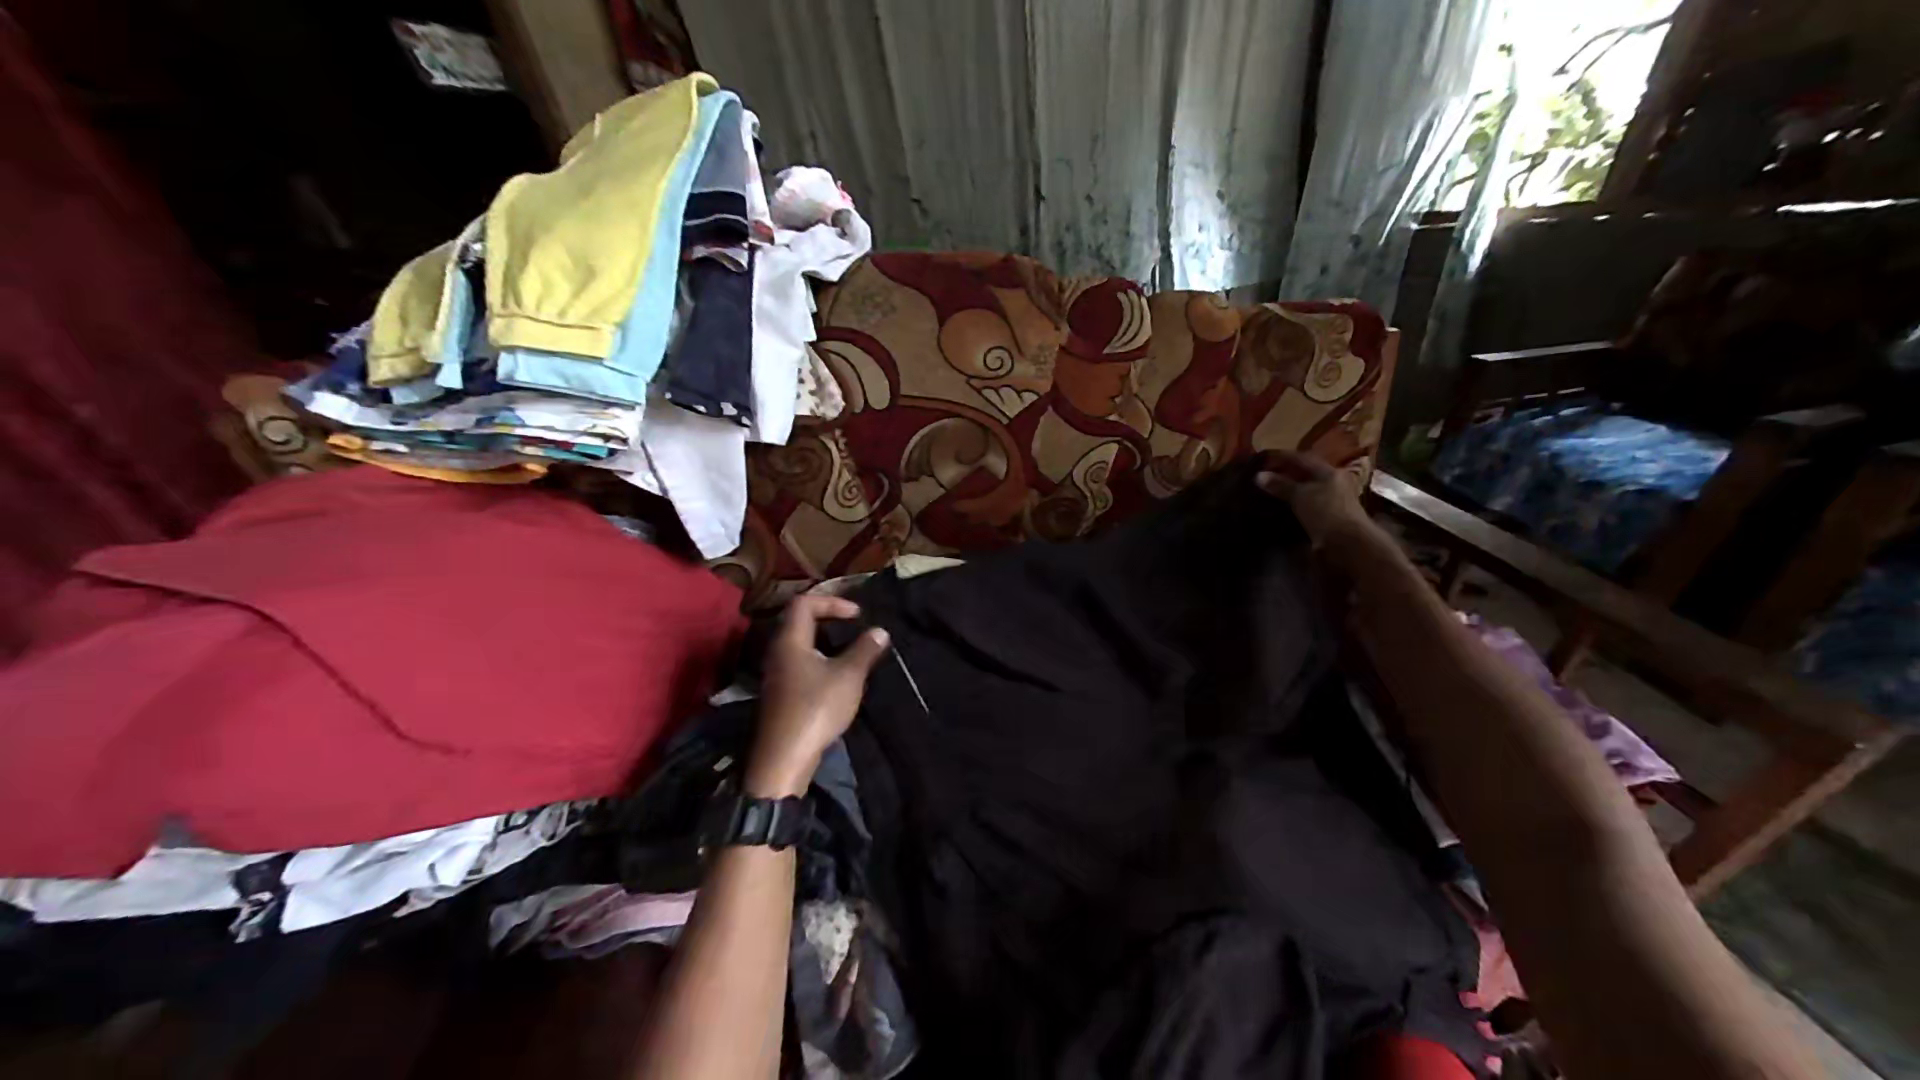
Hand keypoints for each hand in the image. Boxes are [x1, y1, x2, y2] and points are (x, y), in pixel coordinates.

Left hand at [748, 594, 890, 796]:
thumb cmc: (815, 709)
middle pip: (798, 620)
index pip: (804, 603)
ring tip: (850, 649)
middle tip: (854, 625)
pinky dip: (819, 658)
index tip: (857, 615)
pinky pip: (799, 662)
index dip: (832, 601)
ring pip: (799, 643)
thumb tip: (880, 631)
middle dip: (828, 617)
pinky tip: (837, 674)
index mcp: (790, 640)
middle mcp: (778, 651)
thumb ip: (864, 650)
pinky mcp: (780, 692)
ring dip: (824, 640)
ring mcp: (776, 673)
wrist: (784, 758)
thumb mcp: (848, 677)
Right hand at [1253, 451, 1382, 555]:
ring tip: (1267, 489)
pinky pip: (1306, 503)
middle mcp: (1332, 482)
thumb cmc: (1325, 512)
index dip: (1281, 456)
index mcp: (1328, 471)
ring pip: (1305, 488)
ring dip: (1287, 488)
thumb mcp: (1300, 495)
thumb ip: (1280, 484)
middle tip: (1262, 473)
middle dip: (1284, 472)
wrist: (1348, 542)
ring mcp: (1331, 499)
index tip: (1262, 457)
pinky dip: (1292, 502)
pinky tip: (1279, 505)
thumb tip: (1258, 475)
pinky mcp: (1328, 515)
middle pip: (1304, 473)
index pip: (1301, 458)